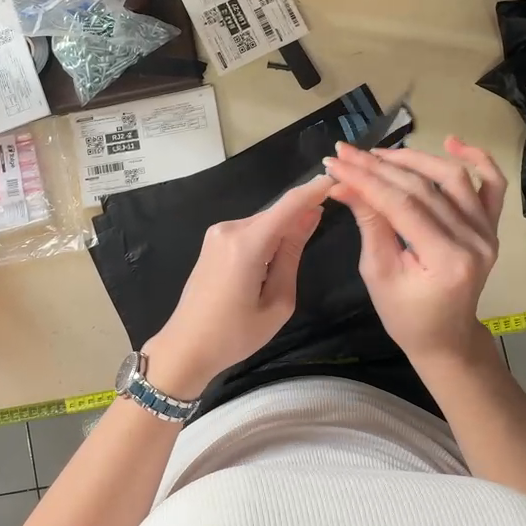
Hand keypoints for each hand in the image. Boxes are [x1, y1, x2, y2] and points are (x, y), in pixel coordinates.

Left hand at [142, 175, 333, 398]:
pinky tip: (272, 261)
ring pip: (262, 223)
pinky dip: (266, 239)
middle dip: (301, 214)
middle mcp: (229, 229)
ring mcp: (216, 234)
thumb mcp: (277, 301)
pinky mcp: (211, 242)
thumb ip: (293, 254)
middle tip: (328, 221)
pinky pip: (248, 232)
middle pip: (276, 214)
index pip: (289, 205)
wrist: (186, 346)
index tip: (339, 179)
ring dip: (282, 231)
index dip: (315, 190)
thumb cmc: (235, 334)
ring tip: (297, 254)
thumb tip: (311, 217)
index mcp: (247, 244)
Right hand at [323, 136, 507, 367]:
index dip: (366, 179)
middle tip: (345, 153)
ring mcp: (487, 232)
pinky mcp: (491, 227)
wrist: (446, 337)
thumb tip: (344, 183)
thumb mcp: (378, 273)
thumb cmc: (405, 316)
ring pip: (452, 178)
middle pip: (423, 188)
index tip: (335, 162)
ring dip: (414, 158)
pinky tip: (452, 143)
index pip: (401, 204)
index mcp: (446, 260)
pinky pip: (492, 186)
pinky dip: (476, 160)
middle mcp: (474, 241)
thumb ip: (369, 224)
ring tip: (379, 153)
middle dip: (379, 167)